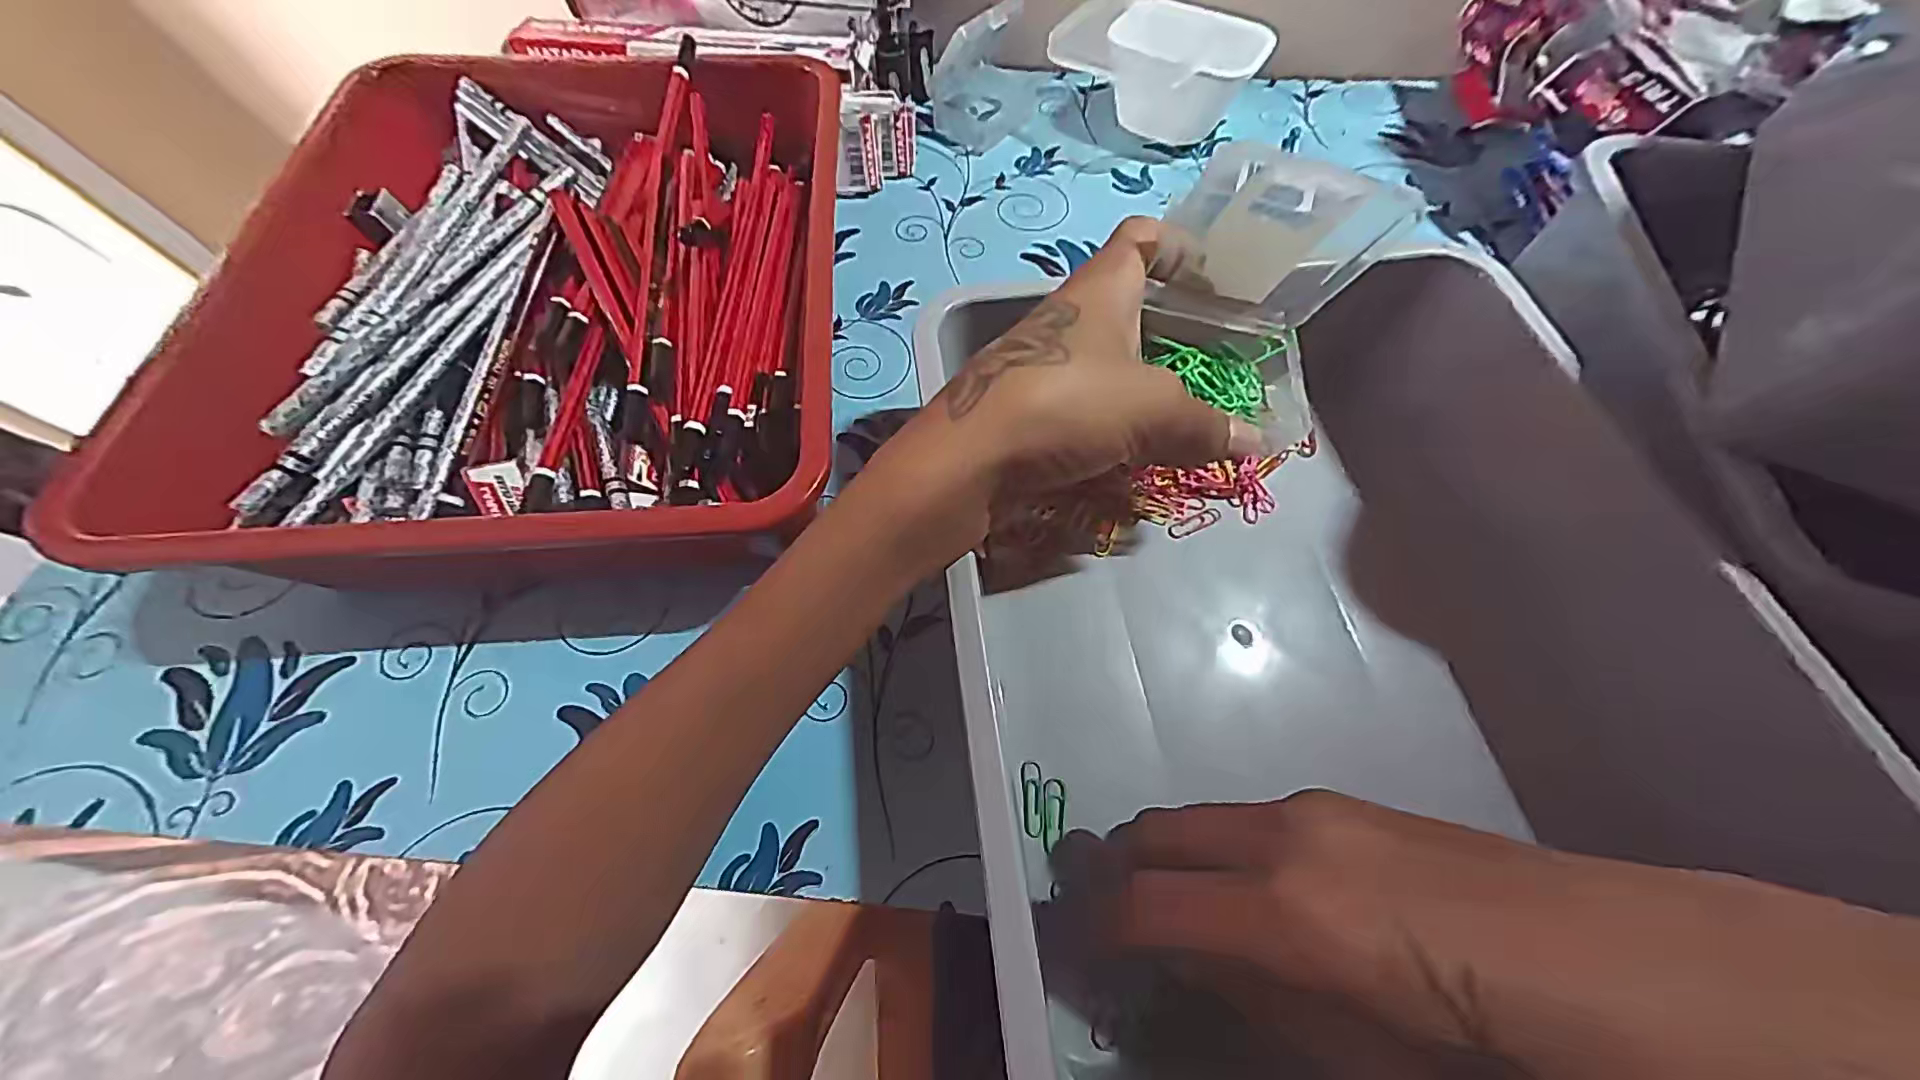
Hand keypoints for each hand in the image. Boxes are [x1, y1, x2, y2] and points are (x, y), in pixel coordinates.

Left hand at [929, 215, 1263, 491]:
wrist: (969, 461)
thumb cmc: (1063, 406)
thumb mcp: (1151, 409)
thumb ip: (1204, 424)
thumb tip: (1256, 440)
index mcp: (1099, 292)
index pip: (1140, 240)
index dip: (1179, 245)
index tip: (1213, 273)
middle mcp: (1068, 323)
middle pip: (1129, 313)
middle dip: (1172, 337)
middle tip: (1216, 366)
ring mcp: (1042, 370)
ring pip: (1106, 371)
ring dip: (1143, 394)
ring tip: (1187, 422)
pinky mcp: (1026, 416)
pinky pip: (1082, 416)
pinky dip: (1111, 433)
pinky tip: (1136, 460)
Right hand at [1062, 791, 1919, 1078]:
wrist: (1653, 964)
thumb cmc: (1510, 1041)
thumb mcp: (1374, 1058)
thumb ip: (1266, 1007)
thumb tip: (1189, 971)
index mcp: (1288, 908)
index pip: (1147, 903)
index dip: (1097, 926)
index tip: (1072, 948)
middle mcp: (1284, 835)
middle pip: (1157, 832)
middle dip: (1116, 870)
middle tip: (1102, 918)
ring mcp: (1315, 810)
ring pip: (1201, 821)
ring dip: (1169, 860)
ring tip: (1170, 910)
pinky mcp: (1345, 806)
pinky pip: (1249, 823)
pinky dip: (1219, 853)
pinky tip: (1251, 896)